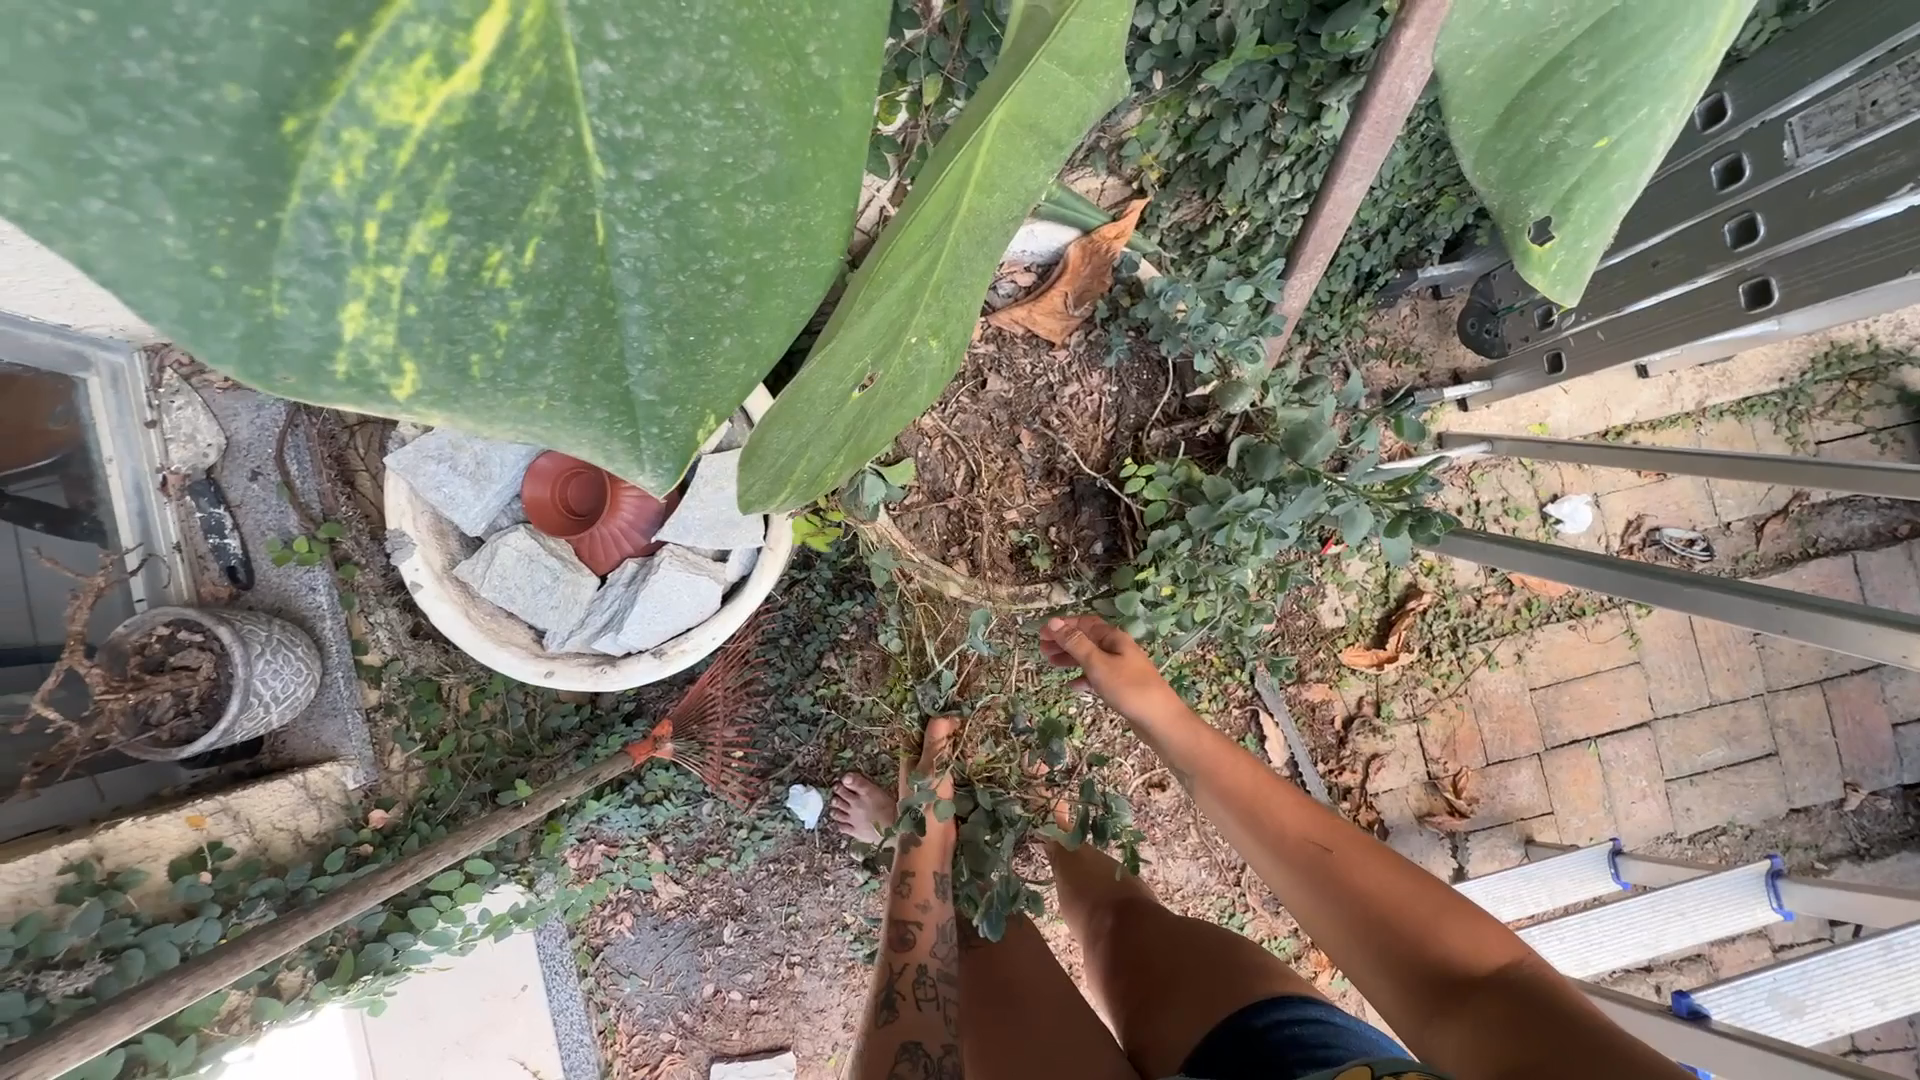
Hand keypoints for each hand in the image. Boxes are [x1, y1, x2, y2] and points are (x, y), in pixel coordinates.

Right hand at [1038, 615, 1184, 722]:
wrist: (1160, 720)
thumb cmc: (1128, 688)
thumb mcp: (1097, 663)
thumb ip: (1075, 643)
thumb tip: (1053, 622)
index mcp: (1113, 638)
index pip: (1084, 623)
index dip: (1062, 625)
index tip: (1041, 633)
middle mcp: (1117, 648)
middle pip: (1086, 639)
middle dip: (1064, 641)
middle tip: (1042, 648)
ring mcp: (1121, 667)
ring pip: (1090, 657)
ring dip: (1070, 658)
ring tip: (1050, 663)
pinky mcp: (1121, 686)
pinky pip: (1097, 676)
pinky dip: (1083, 677)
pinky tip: (1072, 686)